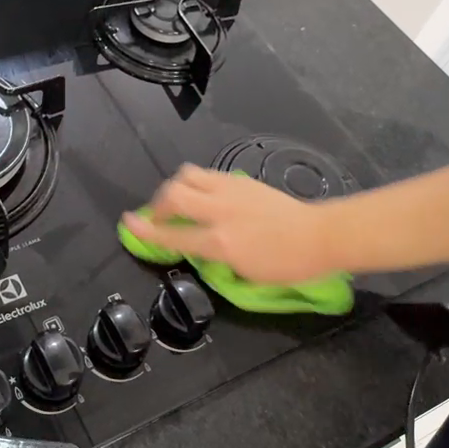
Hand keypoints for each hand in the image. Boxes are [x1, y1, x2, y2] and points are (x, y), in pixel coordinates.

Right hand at [123, 166, 334, 283]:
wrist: (319, 236)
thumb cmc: (286, 264)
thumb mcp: (246, 273)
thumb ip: (217, 258)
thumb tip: (200, 248)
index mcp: (220, 242)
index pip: (172, 234)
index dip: (146, 230)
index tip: (129, 223)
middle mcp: (220, 211)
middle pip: (174, 193)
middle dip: (158, 203)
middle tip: (159, 215)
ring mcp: (230, 191)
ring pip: (188, 175)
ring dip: (176, 187)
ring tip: (180, 200)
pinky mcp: (241, 180)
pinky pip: (208, 175)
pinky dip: (197, 183)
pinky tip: (206, 196)